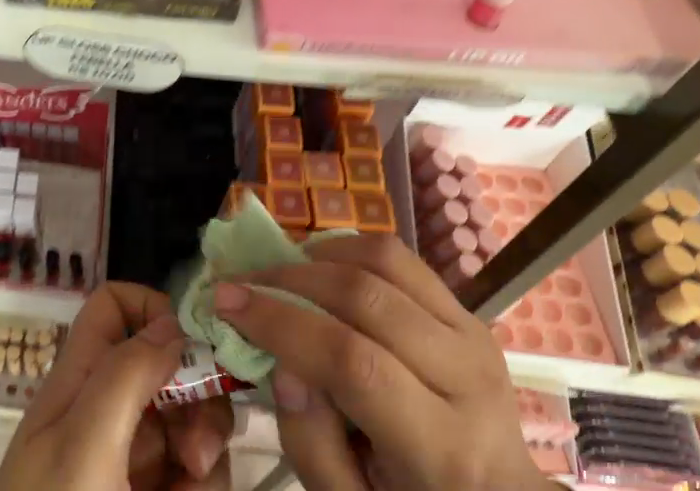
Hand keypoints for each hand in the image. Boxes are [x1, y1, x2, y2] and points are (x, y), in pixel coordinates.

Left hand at [0, 282, 234, 490]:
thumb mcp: (82, 447)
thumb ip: (125, 377)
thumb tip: (173, 322)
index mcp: (79, 384)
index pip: (113, 310)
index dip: (154, 310)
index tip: (193, 345)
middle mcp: (108, 412)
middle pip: (169, 368)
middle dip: (197, 399)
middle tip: (195, 448)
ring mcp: (132, 460)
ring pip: (192, 423)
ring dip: (206, 451)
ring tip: (187, 487)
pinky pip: (198, 474)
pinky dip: (203, 485)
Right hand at [212, 235, 553, 490]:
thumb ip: (310, 442)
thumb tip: (282, 365)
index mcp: (443, 450)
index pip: (354, 363)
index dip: (282, 323)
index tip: (225, 302)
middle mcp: (469, 382)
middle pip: (368, 299)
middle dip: (288, 281)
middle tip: (240, 284)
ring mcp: (474, 337)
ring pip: (386, 263)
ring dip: (317, 256)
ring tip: (277, 275)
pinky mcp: (468, 313)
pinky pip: (400, 259)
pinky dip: (347, 250)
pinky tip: (316, 268)